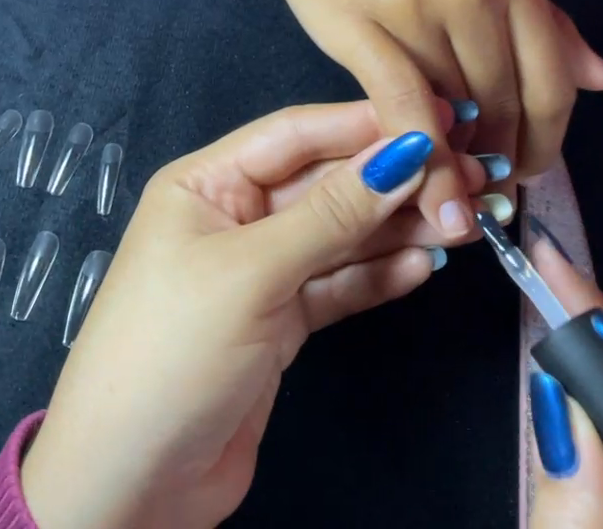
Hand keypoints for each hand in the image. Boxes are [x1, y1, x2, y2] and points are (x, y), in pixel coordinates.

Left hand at [20, 101, 479, 528]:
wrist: (132, 480)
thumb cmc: (173, 351)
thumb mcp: (250, 273)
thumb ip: (330, 215)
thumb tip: (404, 154)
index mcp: (206, 182)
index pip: (296, 134)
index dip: (366, 124)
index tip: (438, 122)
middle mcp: (234, 215)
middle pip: (325, 182)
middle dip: (393, 180)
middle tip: (470, 182)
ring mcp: (261, 270)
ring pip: (340, 234)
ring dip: (398, 227)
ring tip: (464, 222)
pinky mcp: (280, 321)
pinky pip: (339, 284)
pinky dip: (379, 275)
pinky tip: (424, 266)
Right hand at [242, 0, 602, 238]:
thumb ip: (544, 17)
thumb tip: (600, 78)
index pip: (551, 81)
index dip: (547, 141)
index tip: (527, 173)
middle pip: (504, 102)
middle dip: (500, 158)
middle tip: (483, 191)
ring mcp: (418, 6)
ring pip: (453, 107)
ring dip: (457, 159)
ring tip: (448, 186)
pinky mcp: (360, 24)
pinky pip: (403, 101)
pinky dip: (418, 151)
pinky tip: (417, 185)